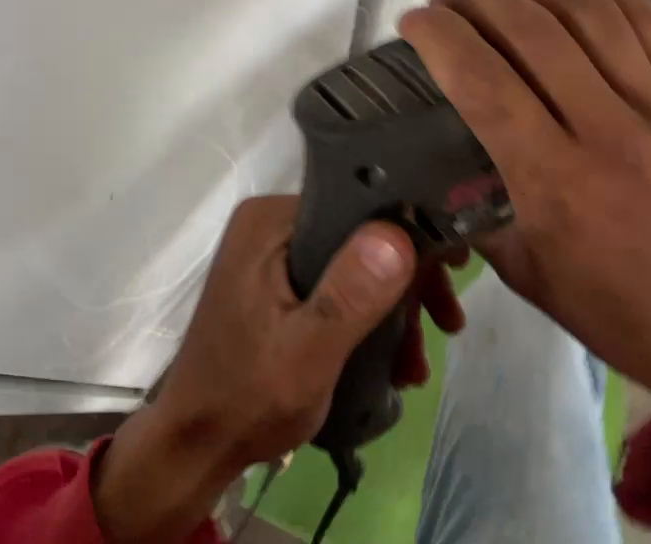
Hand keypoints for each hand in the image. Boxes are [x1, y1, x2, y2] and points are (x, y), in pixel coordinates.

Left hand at [93, 196, 464, 543]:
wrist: (196, 448)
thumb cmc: (246, 400)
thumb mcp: (307, 352)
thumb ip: (349, 295)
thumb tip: (398, 233)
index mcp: (271, 222)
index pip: (359, 203)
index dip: (412, 233)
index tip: (454, 266)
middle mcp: (272, 225)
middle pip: (362, 235)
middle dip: (409, 283)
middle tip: (447, 325)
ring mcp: (273, 255)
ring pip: (355, 264)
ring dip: (394, 309)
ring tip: (417, 364)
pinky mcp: (278, 284)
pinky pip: (338, 286)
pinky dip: (368, 318)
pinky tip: (394, 361)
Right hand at [398, 0, 650, 487]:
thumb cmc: (612, 310)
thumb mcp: (521, 271)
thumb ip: (473, 207)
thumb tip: (436, 156)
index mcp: (558, 184)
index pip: (484, 82)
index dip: (439, 37)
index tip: (412, 22)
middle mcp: (610, 133)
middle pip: (533, 31)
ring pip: (590, 11)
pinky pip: (646, 18)